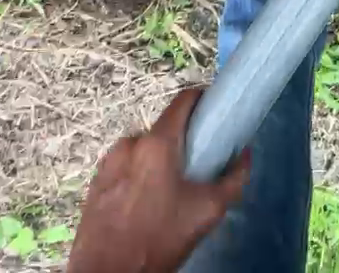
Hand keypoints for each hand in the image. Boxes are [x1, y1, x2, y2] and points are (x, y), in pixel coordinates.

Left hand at [67, 87, 248, 272]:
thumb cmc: (161, 239)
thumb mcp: (209, 210)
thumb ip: (235, 177)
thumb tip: (245, 154)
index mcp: (157, 144)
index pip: (183, 100)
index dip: (202, 99)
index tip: (214, 113)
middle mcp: (129, 145)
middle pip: (163, 127)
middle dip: (180, 139)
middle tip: (193, 164)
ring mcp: (107, 165)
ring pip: (141, 148)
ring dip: (156, 158)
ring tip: (166, 188)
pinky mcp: (93, 185)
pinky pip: (123, 167)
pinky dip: (136, 175)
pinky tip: (143, 201)